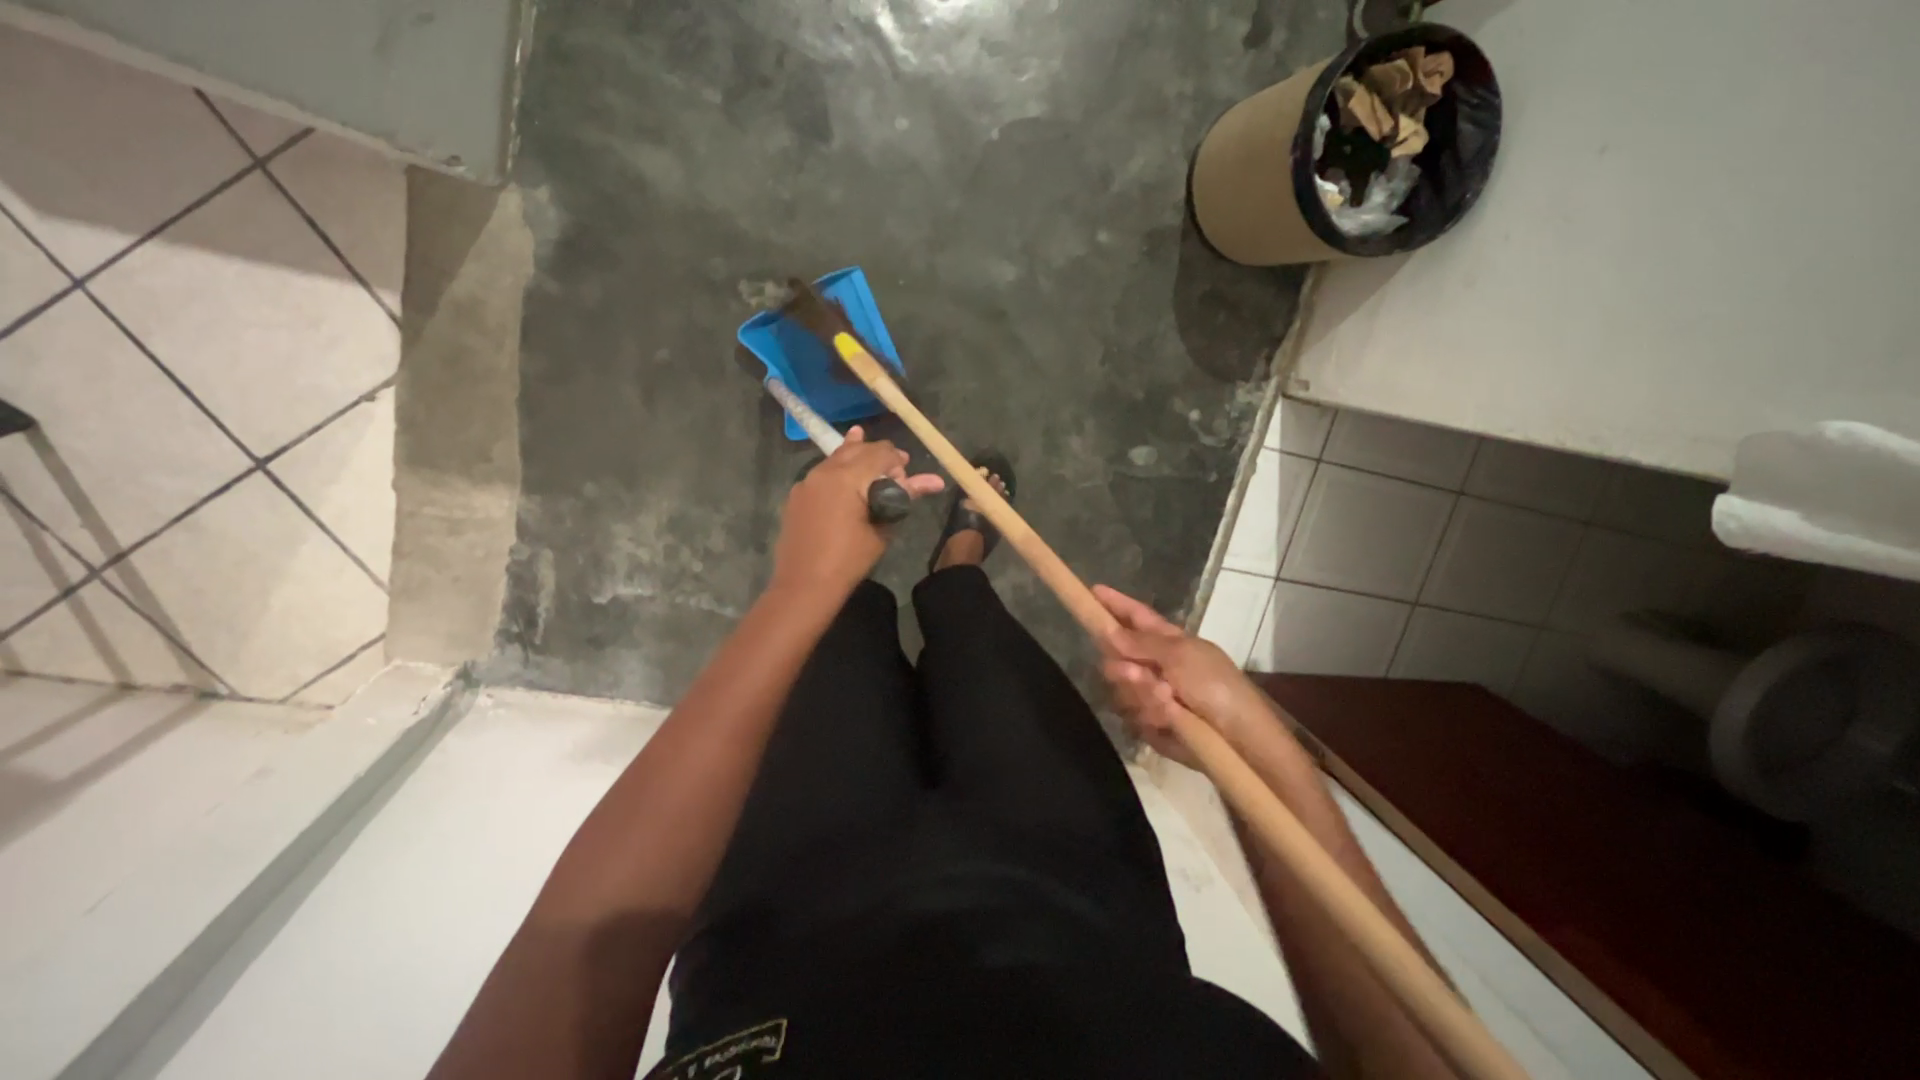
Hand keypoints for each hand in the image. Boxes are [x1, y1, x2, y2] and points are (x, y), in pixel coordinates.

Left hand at [772, 427, 942, 596]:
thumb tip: (937, 480)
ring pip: (835, 458)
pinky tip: (844, 480)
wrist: (803, 585)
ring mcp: (806, 482)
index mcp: (846, 477)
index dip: (897, 460)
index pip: (880, 453)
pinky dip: (837, 471)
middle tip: (896, 468)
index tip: (907, 476)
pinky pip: (821, 474)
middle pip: (856, 450)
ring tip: (867, 451)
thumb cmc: (848, 561)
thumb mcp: (881, 529)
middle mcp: (823, 471)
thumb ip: (905, 497)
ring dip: (855, 456)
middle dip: (877, 455)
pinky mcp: (796, 496)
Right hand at [1093, 584, 1274, 766]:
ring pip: (1120, 690)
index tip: (1093, 590)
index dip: (1115, 603)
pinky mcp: (1149, 725)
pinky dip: (1151, 716)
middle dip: (1122, 667)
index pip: (1135, 617)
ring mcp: (1150, 696)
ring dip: (1142, 694)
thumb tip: (1109, 631)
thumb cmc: (1215, 684)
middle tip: (1137, 673)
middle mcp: (1154, 666)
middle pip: (1115, 657)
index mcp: (1167, 641)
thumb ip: (1142, 643)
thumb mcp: (1181, 654)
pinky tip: (1171, 718)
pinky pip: (1132, 717)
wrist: (1236, 734)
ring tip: (1168, 700)